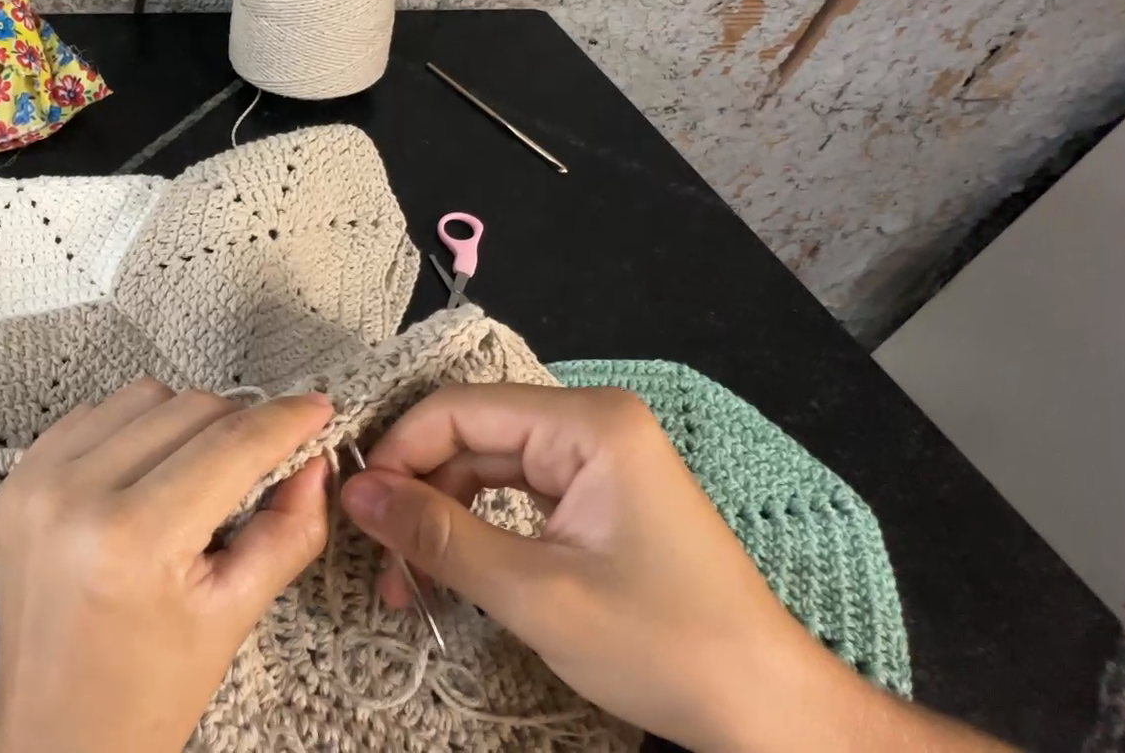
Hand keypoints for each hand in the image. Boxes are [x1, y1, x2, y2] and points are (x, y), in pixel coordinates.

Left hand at [0, 379, 332, 752]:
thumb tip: (315, 459)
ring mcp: (35, 480)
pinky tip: (144, 476)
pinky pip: (95, 414)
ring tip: (194, 476)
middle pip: (189, 409)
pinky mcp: (16, 477)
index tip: (318, 408)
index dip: (284, 419)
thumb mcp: (235, 614)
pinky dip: (133, 429)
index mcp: (134, 538)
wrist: (54, 734)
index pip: (230, 445)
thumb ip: (290, 529)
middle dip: (239, 427)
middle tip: (258, 465)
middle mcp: (75, 493)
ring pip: (143, 397)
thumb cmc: (149, 690)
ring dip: (184, 422)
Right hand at [339, 384, 1009, 752]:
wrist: (772, 714)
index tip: (359, 511)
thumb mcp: (534, 594)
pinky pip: (511, 495)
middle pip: (469, 436)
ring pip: (483, 468)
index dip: (400, 453)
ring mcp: (592, 459)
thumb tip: (353, 493)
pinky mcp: (592, 495)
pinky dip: (474, 531)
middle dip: (418, 496)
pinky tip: (449, 571)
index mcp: (585, 423)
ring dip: (440, 520)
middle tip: (381, 559)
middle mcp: (587, 424)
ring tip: (407, 582)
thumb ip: (438, 536)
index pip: (459, 410)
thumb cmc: (662, 646)